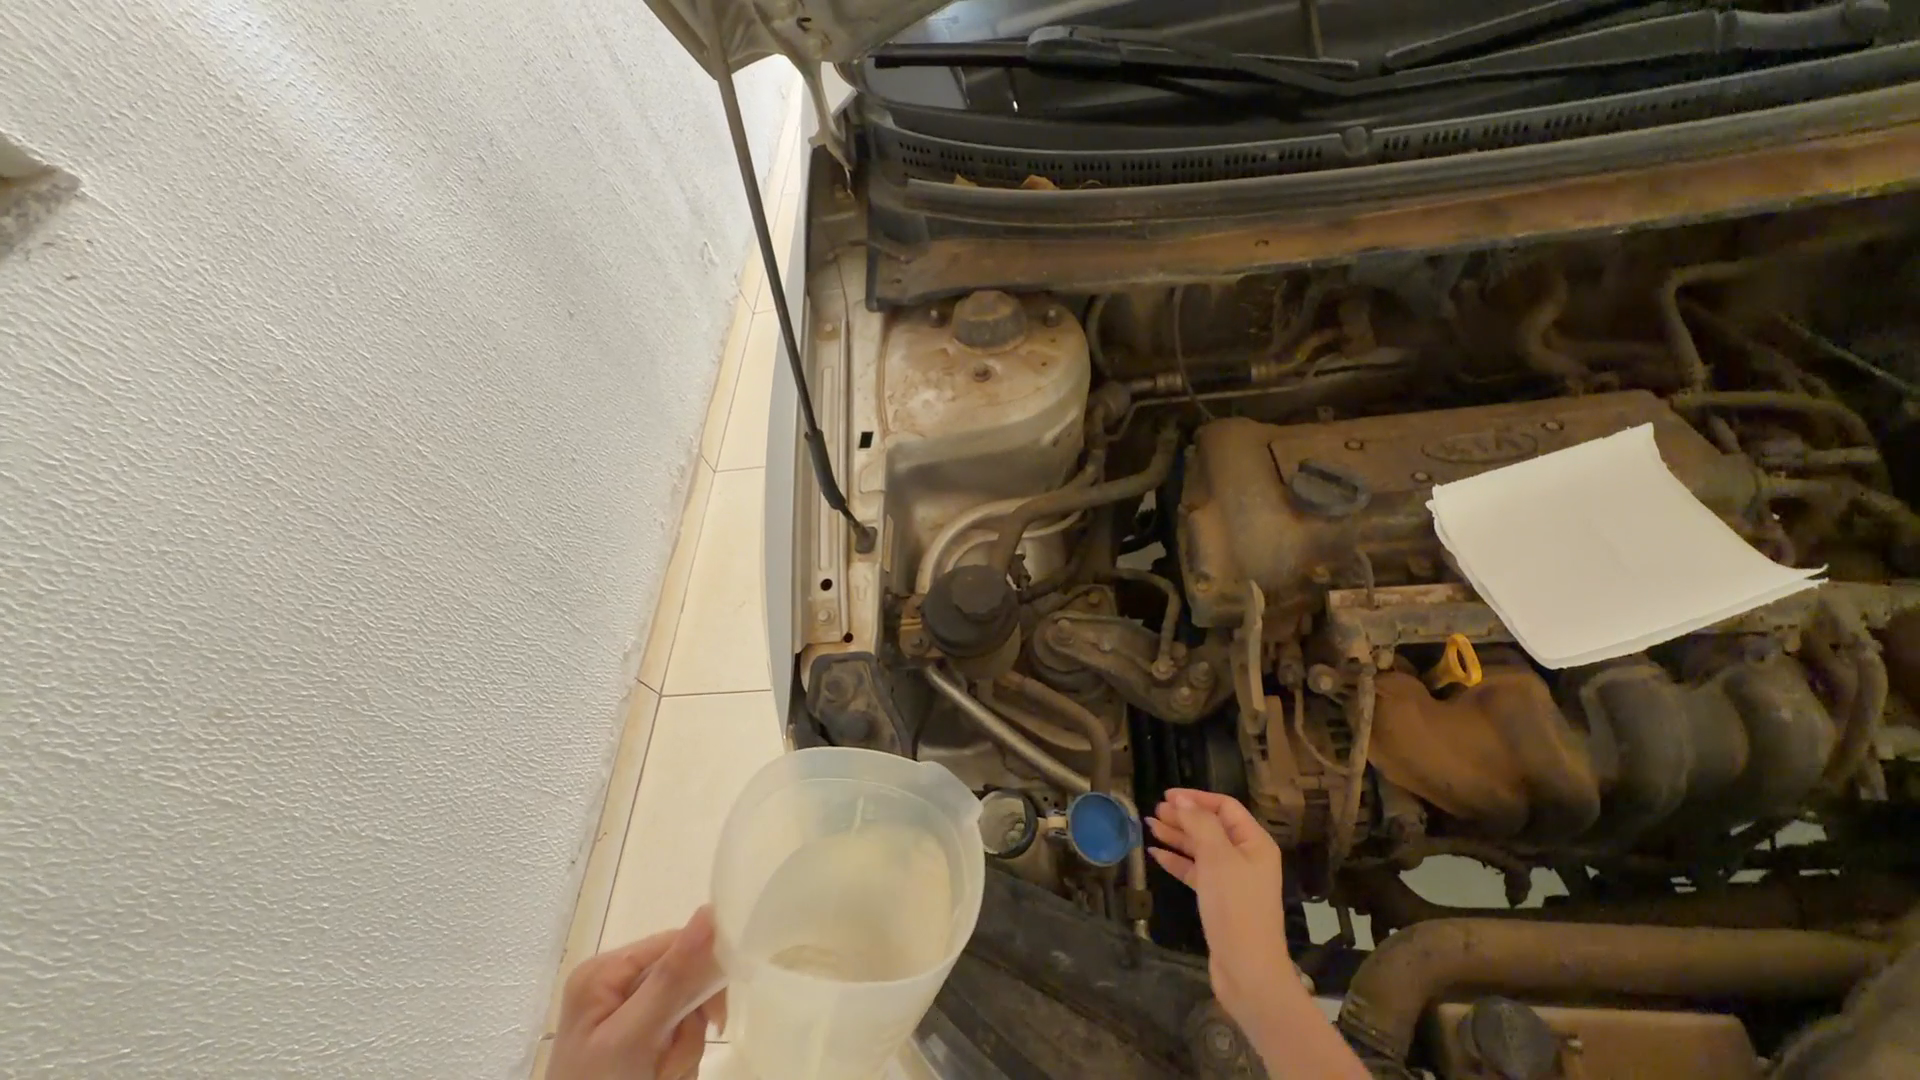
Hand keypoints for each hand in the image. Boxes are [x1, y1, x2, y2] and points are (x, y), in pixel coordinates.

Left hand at [548, 907, 726, 1079]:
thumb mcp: (634, 1039)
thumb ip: (673, 978)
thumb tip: (712, 911)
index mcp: (603, 973)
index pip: (675, 945)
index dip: (701, 975)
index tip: (714, 1018)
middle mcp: (613, 988)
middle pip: (684, 981)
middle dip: (687, 1027)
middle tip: (668, 1064)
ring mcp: (625, 1019)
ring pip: (687, 1015)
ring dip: (684, 1053)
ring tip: (660, 1079)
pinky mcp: (636, 1047)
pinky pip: (679, 1041)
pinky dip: (678, 1066)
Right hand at [1146, 790, 1292, 1025]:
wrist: (1247, 968)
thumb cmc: (1235, 907)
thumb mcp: (1218, 858)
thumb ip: (1200, 824)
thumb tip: (1182, 800)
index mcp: (1255, 843)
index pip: (1226, 807)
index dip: (1197, 798)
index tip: (1167, 796)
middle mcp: (1246, 857)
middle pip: (1211, 826)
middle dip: (1183, 816)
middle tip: (1154, 811)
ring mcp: (1232, 879)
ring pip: (1201, 848)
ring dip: (1177, 836)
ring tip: (1149, 826)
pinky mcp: (1218, 899)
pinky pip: (1195, 871)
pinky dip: (1176, 861)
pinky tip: (1156, 855)